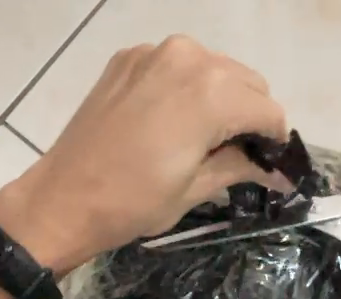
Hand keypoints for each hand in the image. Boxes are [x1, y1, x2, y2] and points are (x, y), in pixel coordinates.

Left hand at [0, 36, 287, 274]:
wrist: (63, 199)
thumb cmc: (132, 204)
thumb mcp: (194, 190)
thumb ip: (240, 168)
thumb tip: (277, 173)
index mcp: (211, 92)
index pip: (267, 110)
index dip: (275, 142)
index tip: (273, 168)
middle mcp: (188, 57)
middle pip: (245, 82)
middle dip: (249, 118)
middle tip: (238, 159)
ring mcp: (154, 53)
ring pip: (212, 70)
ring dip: (220, 102)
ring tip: (203, 143)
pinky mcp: (129, 60)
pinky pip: (176, 69)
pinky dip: (185, 91)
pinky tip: (170, 126)